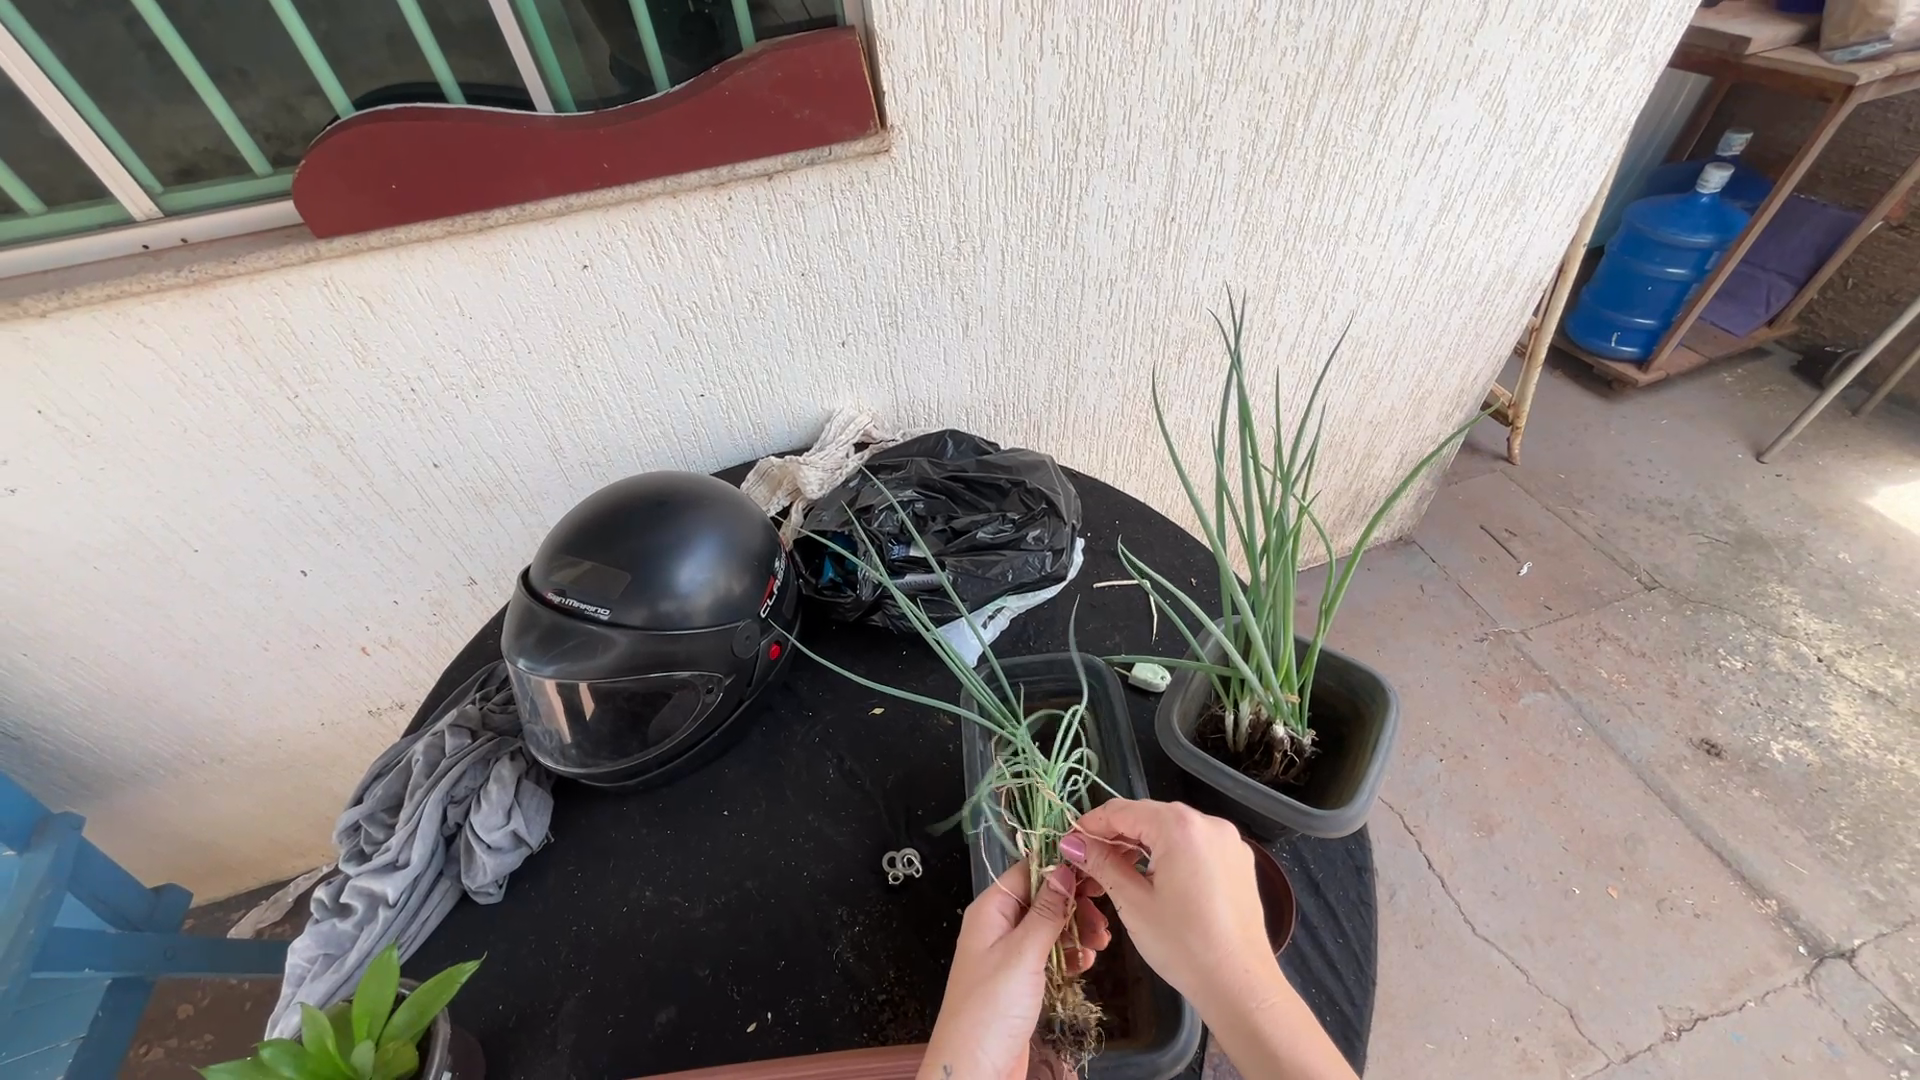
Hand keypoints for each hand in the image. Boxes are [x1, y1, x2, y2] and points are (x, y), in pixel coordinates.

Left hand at [917, 860, 1111, 1079]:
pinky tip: (1088, 962)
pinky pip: (1050, 955)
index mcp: (991, 909)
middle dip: (1074, 904)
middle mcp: (999, 925)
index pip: (1027, 871)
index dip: (1061, 869)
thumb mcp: (1022, 954)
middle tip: (1103, 916)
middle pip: (1042, 898)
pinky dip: (1070, 955)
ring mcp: (1010, 954)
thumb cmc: (991, 1008)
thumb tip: (1064, 868)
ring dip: (1076, 930)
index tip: (1095, 872)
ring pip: (1049, 927)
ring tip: (1102, 941)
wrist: (974, 1072)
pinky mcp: (1021, 980)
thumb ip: (1046, 911)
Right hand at [1059, 798, 1268, 1011]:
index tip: (1069, 842)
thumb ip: (1101, 863)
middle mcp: (1208, 822)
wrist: (1242, 988)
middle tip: (1089, 859)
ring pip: (1172, 828)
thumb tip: (1072, 842)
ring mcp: (1228, 840)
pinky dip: (1170, 852)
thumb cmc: (1183, 946)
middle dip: (1116, 834)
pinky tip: (1156, 877)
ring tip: (1118, 869)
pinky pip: (1195, 843)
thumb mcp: (1133, 902)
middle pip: (1148, 815)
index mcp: (1180, 826)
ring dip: (1142, 843)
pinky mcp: (1238, 860)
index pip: (1122, 810)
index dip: (1091, 824)